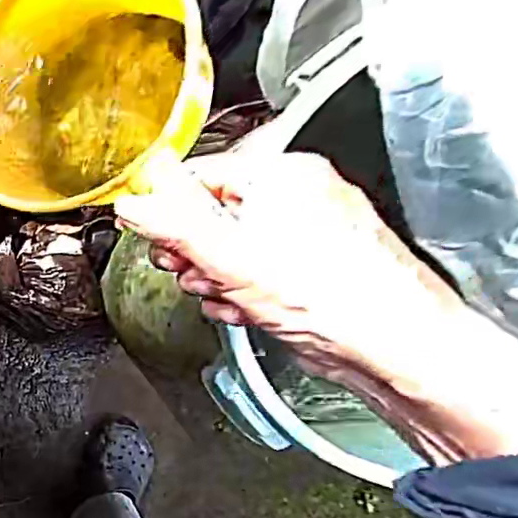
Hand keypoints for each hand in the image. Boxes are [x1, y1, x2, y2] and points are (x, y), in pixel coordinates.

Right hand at [115, 151, 517, 462]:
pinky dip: (234, 291)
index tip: (144, 229)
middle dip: (189, 253)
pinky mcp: (297, 267)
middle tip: (191, 270)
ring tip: (228, 294)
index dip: (163, 206)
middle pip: (204, 216)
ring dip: (210, 278)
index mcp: (281, 176)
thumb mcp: (228, 255)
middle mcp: (292, 198)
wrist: (385, 342)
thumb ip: (171, 226)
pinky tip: (245, 306)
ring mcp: (296, 233)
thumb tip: (132, 204)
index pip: (198, 175)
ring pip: (220, 250)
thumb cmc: (331, 295)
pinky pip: (243, 271)